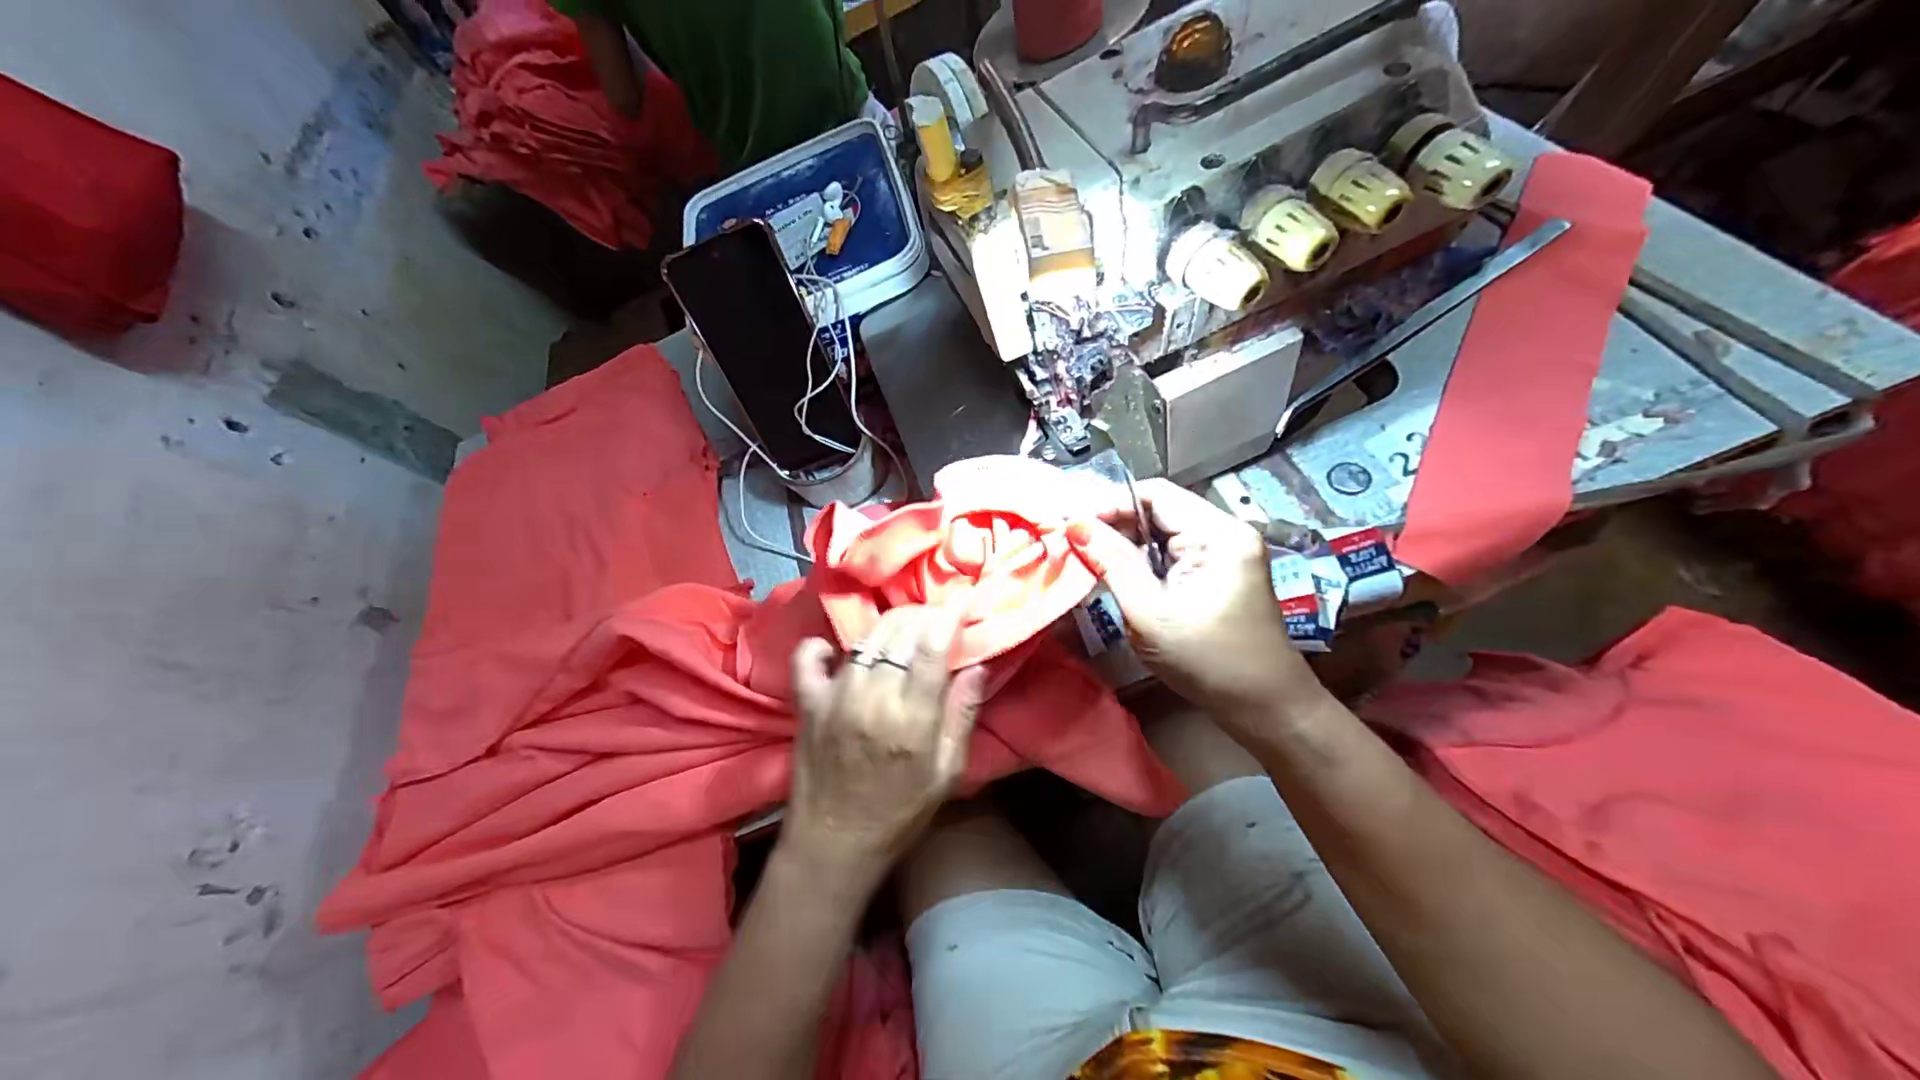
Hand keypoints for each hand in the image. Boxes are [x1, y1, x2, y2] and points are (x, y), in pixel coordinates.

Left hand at [786, 605, 987, 873]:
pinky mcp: (807, 702)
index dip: (950, 616)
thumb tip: (977, 665)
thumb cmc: (901, 812)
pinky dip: (823, 646)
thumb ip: (961, 715)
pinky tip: (839, 652)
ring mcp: (835, 697)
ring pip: (865, 638)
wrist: (835, 843)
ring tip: (904, 630)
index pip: (932, 645)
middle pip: (900, 631)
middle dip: (924, 615)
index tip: (962, 603)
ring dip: (889, 625)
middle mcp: (872, 698)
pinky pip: (808, 656)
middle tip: (936, 620)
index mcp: (912, 719)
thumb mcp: (947, 772)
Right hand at [1069, 479, 1324, 721]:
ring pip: (1164, 533)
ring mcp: (1227, 553)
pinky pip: (1175, 553)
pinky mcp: (1221, 573)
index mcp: (1218, 534)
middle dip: (1115, 525)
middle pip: (1160, 510)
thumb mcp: (1150, 613)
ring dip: (1128, 545)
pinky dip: (1146, 562)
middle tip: (1075, 545)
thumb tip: (1076, 526)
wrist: (1265, 707)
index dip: (1109, 504)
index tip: (1074, 526)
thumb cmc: (1208, 661)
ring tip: (1091, 561)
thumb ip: (1112, 563)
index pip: (1155, 494)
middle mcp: (1226, 533)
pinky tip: (1121, 577)